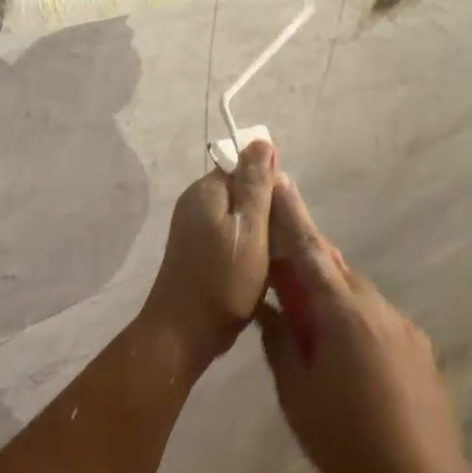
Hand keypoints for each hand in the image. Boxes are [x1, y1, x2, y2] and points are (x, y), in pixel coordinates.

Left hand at [139, 140, 278, 364]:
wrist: (184, 331)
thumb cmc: (223, 280)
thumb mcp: (250, 230)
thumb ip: (256, 186)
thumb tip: (261, 141)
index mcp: (205, 190)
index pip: (242, 167)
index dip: (269, 186)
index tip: (287, 214)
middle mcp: (194, 202)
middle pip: (240, 192)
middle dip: (266, 211)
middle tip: (287, 241)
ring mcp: (192, 227)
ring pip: (237, 218)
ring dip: (260, 233)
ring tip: (278, 258)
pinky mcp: (195, 250)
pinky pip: (229, 236)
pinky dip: (247, 248)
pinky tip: (260, 270)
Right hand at [256, 177, 470, 472]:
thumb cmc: (344, 437)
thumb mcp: (295, 392)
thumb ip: (280, 341)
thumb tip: (268, 309)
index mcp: (344, 313)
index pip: (309, 249)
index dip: (290, 213)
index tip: (277, 178)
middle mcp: (378, 309)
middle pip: (335, 267)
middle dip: (307, 254)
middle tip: (279, 248)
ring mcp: (406, 330)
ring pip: (358, 292)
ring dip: (330, 289)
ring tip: (306, 306)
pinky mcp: (421, 353)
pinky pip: (378, 318)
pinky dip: (354, 315)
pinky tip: (343, 344)